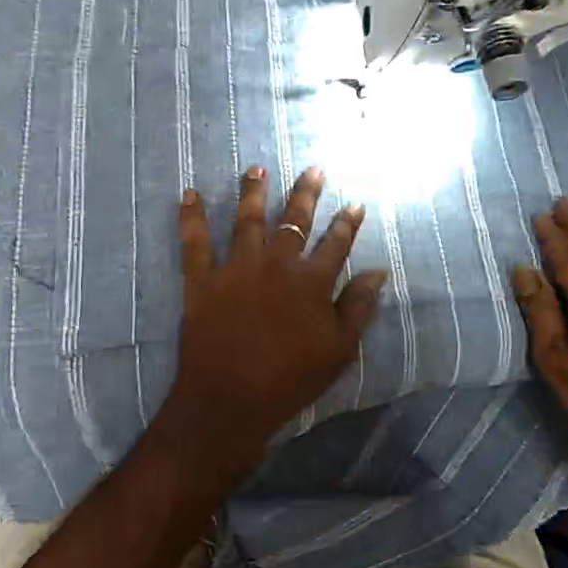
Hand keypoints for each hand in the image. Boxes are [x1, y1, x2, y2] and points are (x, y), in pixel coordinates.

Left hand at [164, 166, 387, 471]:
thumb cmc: (291, 379)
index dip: (347, 223)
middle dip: (306, 193)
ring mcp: (236, 268)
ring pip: (247, 220)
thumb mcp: (339, 350)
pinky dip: (191, 217)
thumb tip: (378, 270)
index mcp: (311, 281)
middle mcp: (275, 264)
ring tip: (256, 168)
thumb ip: (358, 306)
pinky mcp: (202, 279)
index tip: (354, 204)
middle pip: (294, 220)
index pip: (335, 243)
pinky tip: (189, 194)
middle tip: (313, 169)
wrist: (231, 399)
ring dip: (253, 192)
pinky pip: (194, 242)